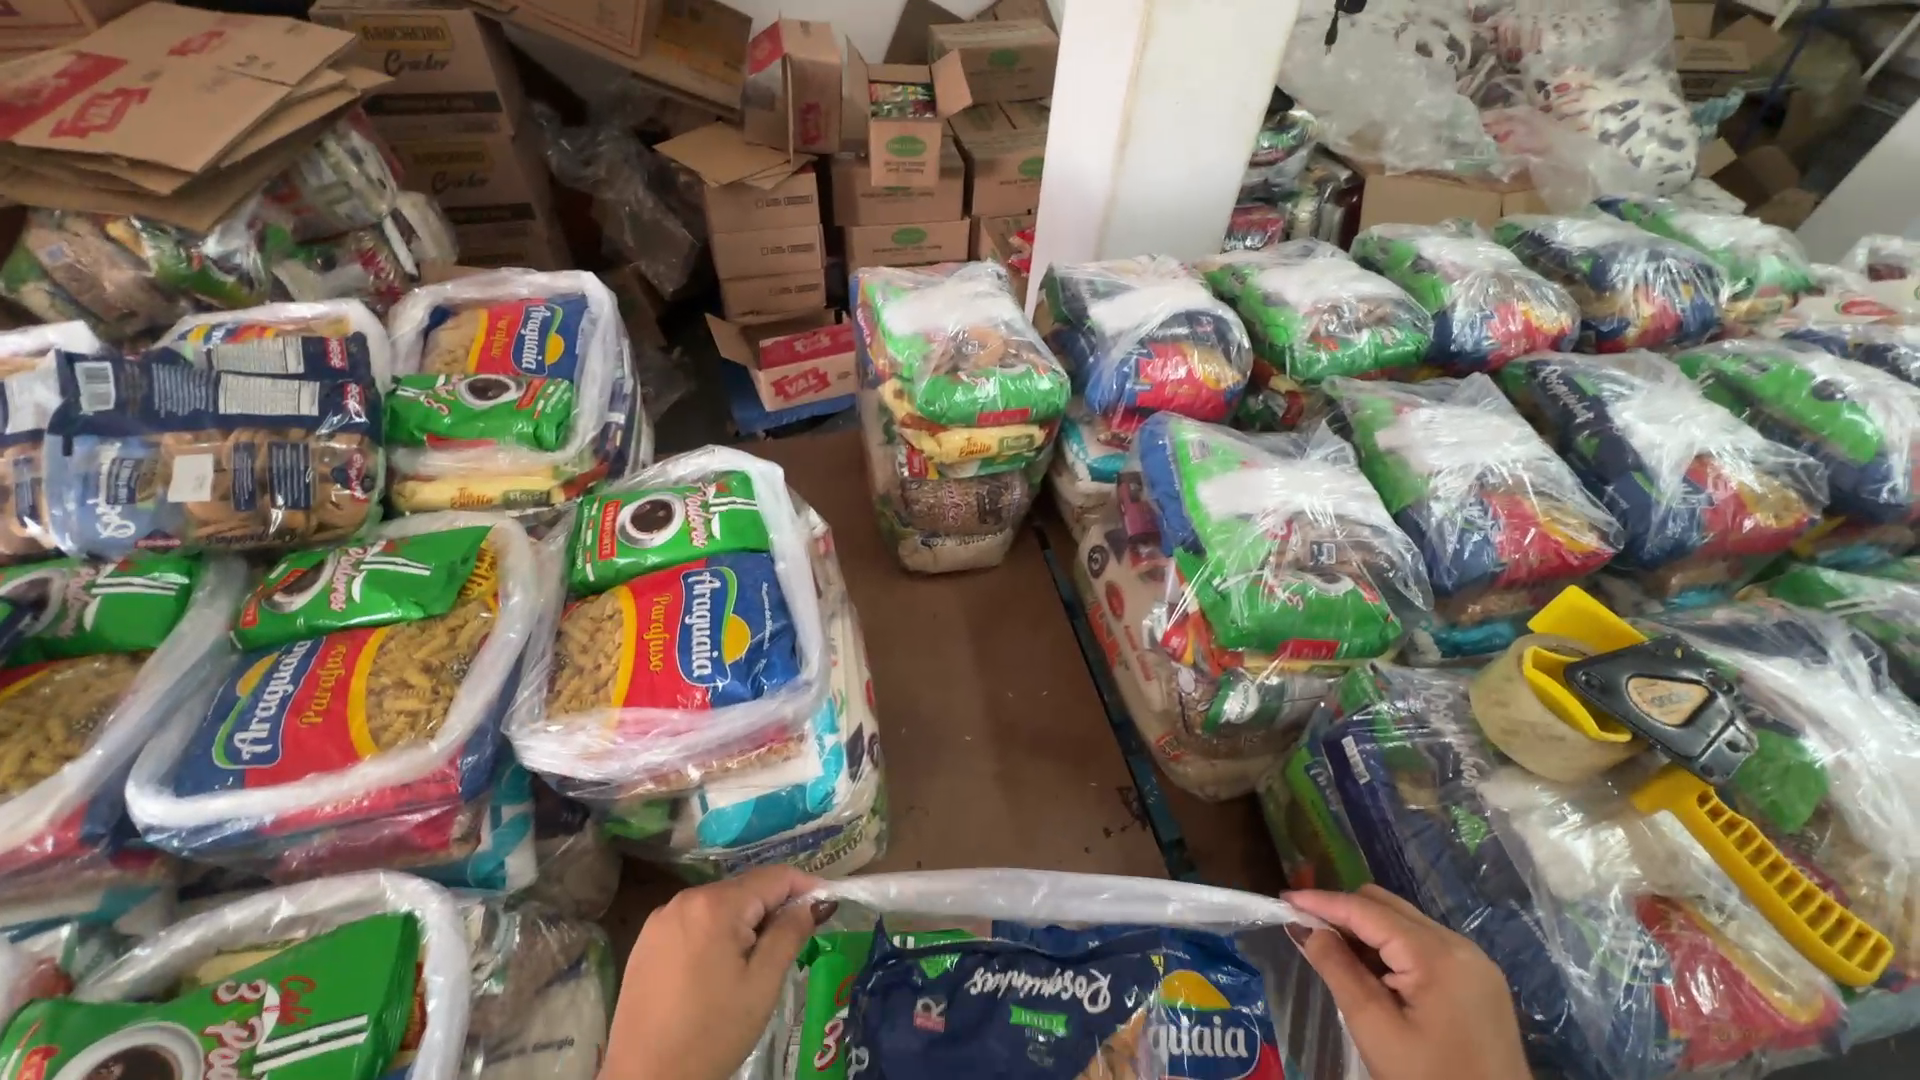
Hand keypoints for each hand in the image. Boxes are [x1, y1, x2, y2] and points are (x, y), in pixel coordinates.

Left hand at [603, 865, 827, 1079]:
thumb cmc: (711, 1034)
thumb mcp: (762, 985)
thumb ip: (790, 934)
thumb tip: (812, 904)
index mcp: (716, 905)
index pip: (774, 877)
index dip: (806, 887)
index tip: (827, 906)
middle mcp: (685, 899)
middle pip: (745, 889)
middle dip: (774, 908)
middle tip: (796, 942)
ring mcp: (661, 920)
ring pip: (720, 905)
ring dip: (746, 922)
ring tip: (758, 961)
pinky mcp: (646, 941)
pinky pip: (695, 922)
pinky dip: (717, 933)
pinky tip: (720, 969)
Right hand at [1287, 885, 1530, 1079]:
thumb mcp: (1374, 1028)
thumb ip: (1337, 968)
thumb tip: (1305, 928)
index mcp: (1437, 955)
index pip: (1367, 910)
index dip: (1321, 902)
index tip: (1283, 899)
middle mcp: (1460, 946)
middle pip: (1387, 907)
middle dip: (1343, 912)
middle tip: (1304, 929)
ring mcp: (1474, 964)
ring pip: (1404, 923)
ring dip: (1365, 931)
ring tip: (1332, 953)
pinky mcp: (1478, 982)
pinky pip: (1423, 946)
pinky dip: (1390, 949)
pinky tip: (1370, 973)